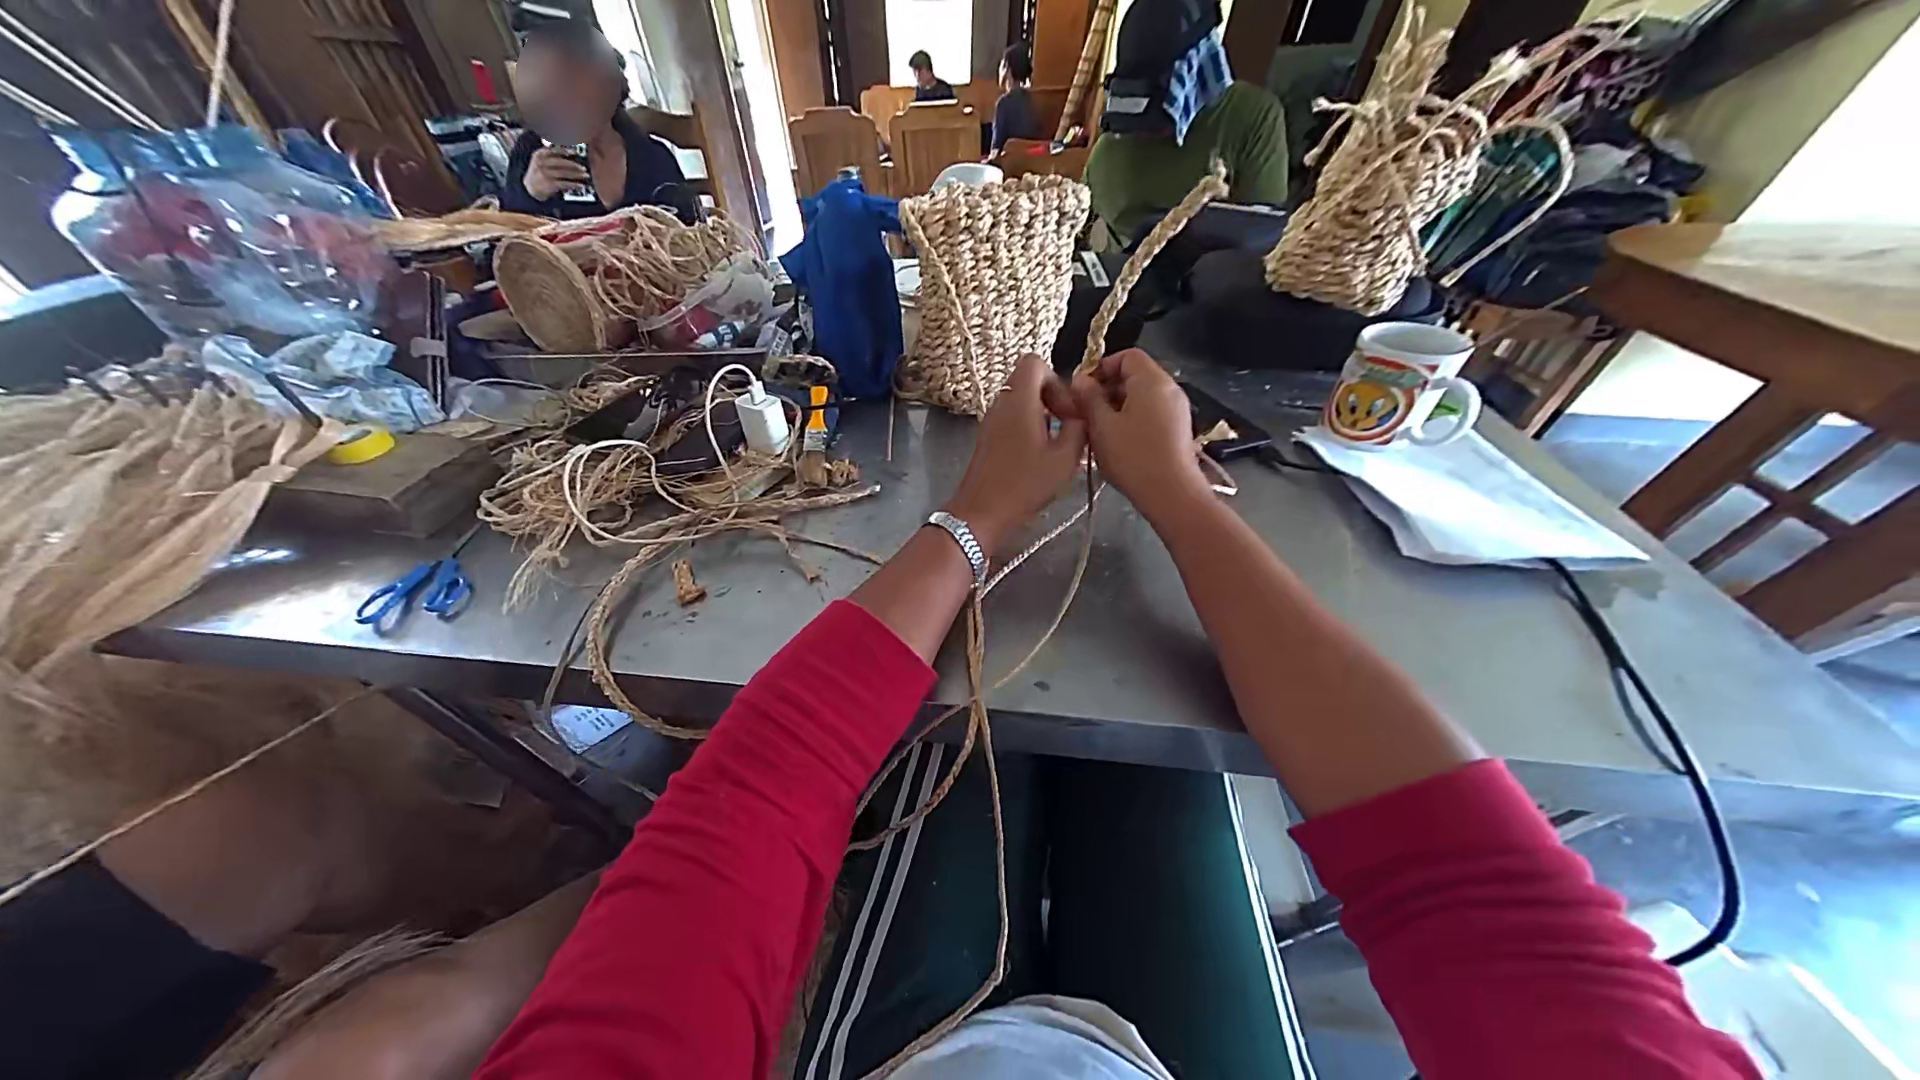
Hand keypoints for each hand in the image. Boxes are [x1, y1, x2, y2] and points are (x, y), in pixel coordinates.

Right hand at [525, 147, 589, 200]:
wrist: (530, 187)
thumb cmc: (540, 172)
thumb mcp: (541, 160)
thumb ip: (552, 155)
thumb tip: (569, 150)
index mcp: (540, 154)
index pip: (553, 150)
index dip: (564, 151)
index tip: (574, 152)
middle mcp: (542, 162)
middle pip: (561, 162)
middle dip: (574, 165)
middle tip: (584, 168)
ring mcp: (545, 173)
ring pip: (564, 173)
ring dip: (577, 175)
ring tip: (586, 176)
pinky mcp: (549, 184)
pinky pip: (565, 183)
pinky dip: (574, 185)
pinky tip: (581, 186)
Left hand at [942, 354, 1087, 556]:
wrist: (981, 513)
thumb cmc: (1024, 485)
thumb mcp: (1065, 458)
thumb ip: (1079, 428)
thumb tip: (1082, 415)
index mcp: (1018, 400)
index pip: (1034, 362)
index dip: (1057, 380)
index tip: (1067, 410)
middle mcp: (1001, 404)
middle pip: (1029, 382)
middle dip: (1053, 400)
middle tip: (1067, 429)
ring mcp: (991, 421)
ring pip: (1022, 403)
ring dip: (1043, 417)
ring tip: (1058, 446)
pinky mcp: (988, 439)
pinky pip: (1013, 420)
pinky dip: (1030, 429)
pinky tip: (1040, 457)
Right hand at [1069, 348, 1208, 518]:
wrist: (1171, 493)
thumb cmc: (1133, 457)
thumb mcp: (1102, 426)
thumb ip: (1089, 398)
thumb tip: (1080, 380)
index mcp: (1152, 381)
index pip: (1127, 355)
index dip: (1102, 367)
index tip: (1083, 389)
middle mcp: (1169, 389)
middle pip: (1135, 375)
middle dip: (1107, 389)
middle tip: (1086, 411)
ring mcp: (1177, 410)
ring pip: (1142, 396)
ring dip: (1117, 406)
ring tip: (1098, 429)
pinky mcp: (1178, 430)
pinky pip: (1151, 413)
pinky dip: (1132, 419)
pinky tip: (1117, 442)